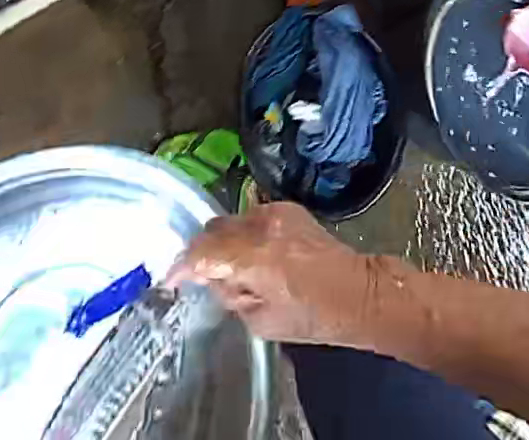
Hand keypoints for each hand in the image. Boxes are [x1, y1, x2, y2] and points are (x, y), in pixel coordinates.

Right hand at [166, 202, 391, 345]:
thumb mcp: (262, 322)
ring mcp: (276, 212)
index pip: (205, 253)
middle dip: (202, 251)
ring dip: (224, 241)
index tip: (171, 278)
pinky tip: (256, 252)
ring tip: (234, 265)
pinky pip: (251, 216)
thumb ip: (231, 295)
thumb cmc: (312, 317)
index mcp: (257, 259)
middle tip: (201, 274)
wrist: (357, 291)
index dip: (183, 265)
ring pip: (231, 220)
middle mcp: (263, 226)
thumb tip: (211, 278)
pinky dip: (245, 233)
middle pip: (214, 230)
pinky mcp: (286, 206)